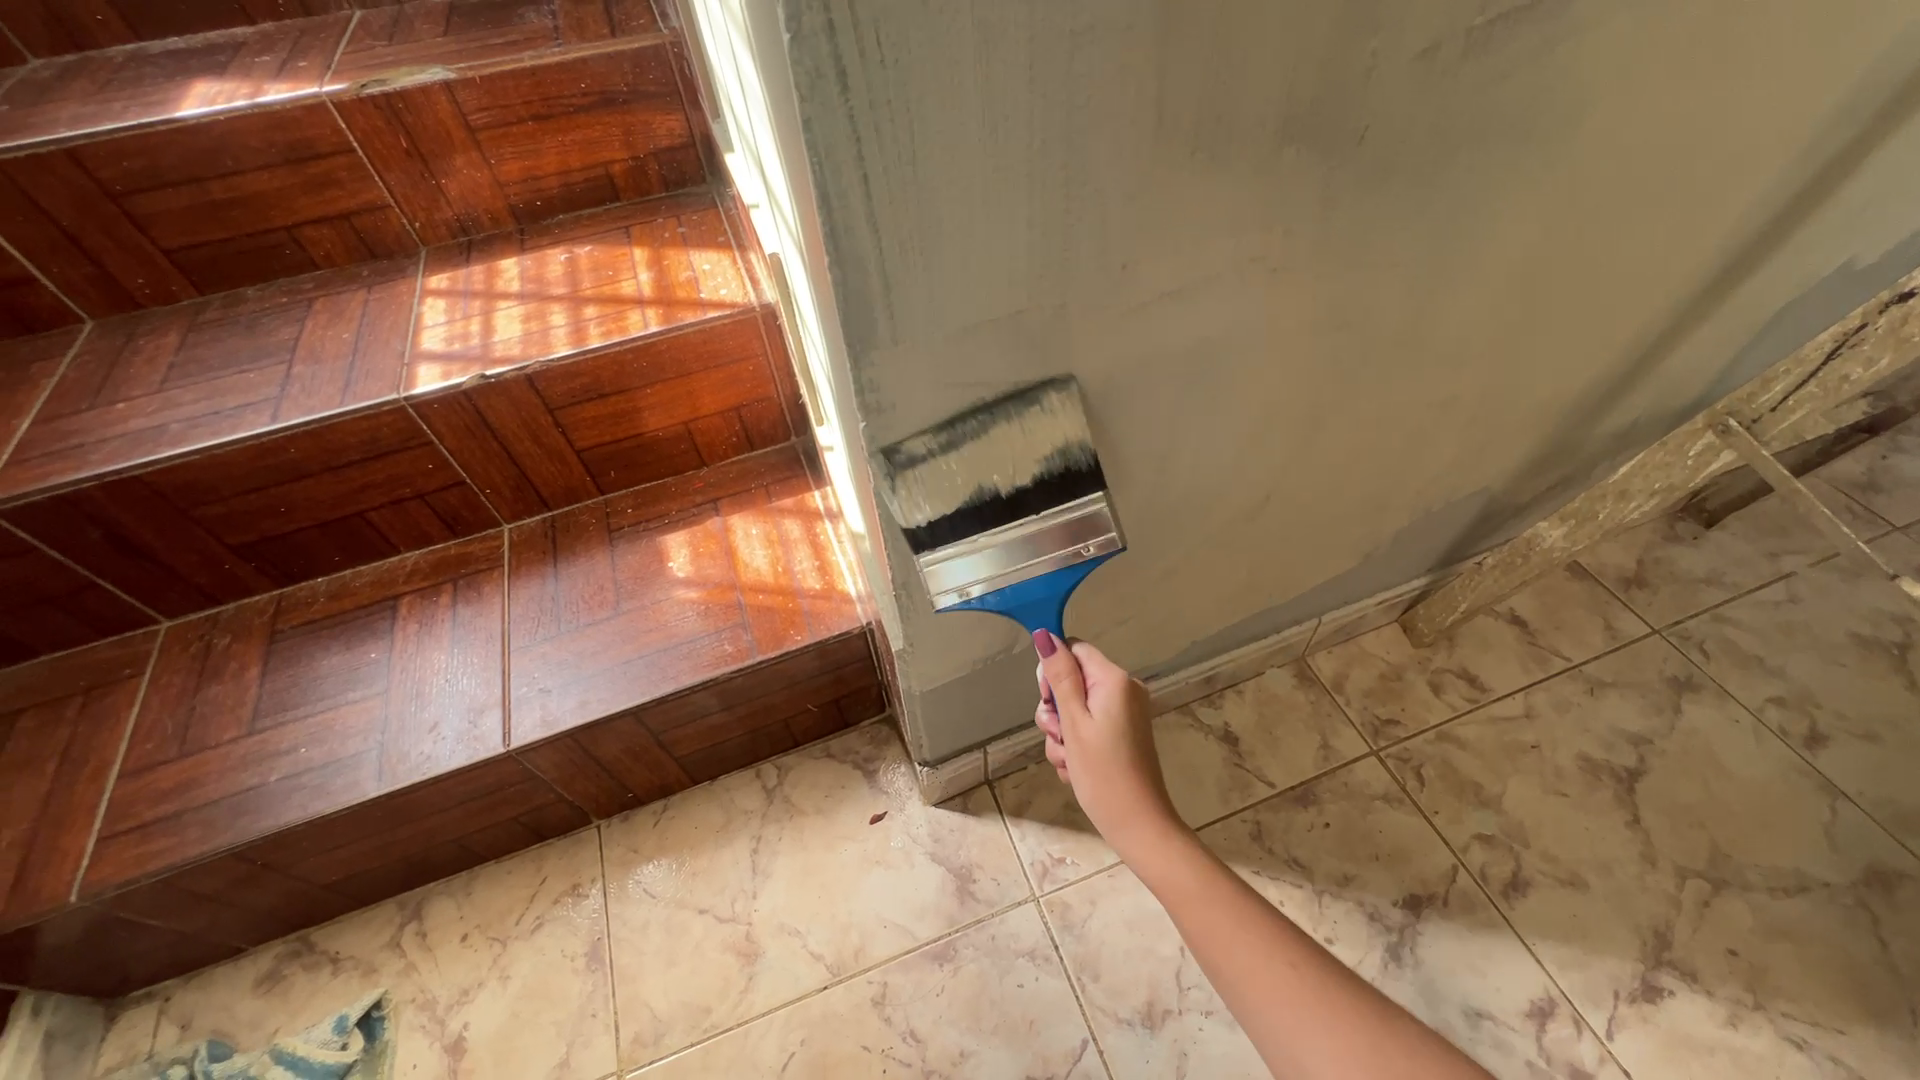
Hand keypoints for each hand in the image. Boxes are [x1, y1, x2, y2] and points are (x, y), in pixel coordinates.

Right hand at [1032, 630, 1184, 858]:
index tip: (1048, 702)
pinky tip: (1077, 768)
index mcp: (1115, 680)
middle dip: (1055, 711)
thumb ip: (1059, 677)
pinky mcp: (1122, 734)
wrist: (1137, 824)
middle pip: (1071, 681)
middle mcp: (1124, 690)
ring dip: (1062, 734)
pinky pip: (1087, 727)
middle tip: (1059, 737)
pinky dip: (1076, 746)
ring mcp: (1124, 713)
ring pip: (1074, 709)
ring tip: (1069, 760)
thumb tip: (1045, 634)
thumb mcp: (1073, 723)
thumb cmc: (1103, 773)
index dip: (1054, 672)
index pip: (1073, 650)